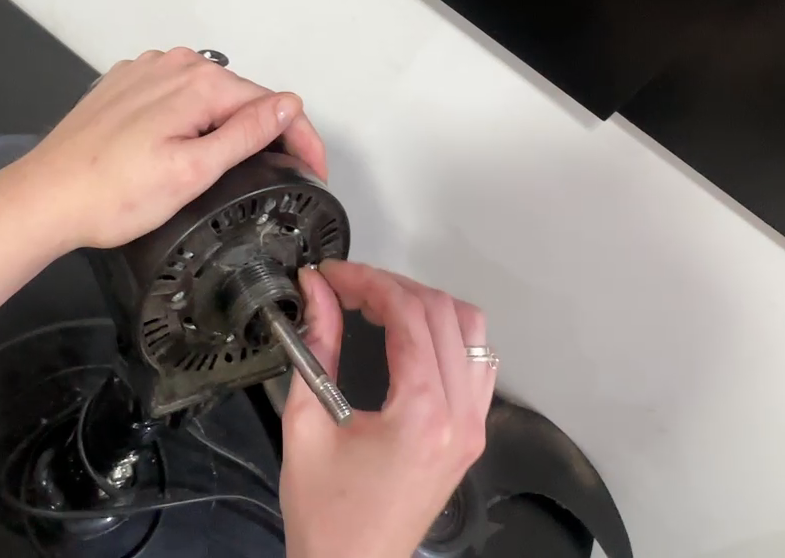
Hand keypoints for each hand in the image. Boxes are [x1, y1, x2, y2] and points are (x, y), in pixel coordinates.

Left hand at [0, 47, 326, 250]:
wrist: (44, 199)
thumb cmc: (112, 194)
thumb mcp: (195, 171)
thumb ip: (247, 133)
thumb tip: (289, 105)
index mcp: (199, 82)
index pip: (272, 104)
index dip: (301, 139)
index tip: (314, 171)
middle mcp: (175, 64)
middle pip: (242, 95)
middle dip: (267, 131)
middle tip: (283, 174)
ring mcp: (147, 70)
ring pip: (210, 94)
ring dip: (230, 123)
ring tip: (240, 164)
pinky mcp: (127, 84)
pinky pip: (178, 94)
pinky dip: (195, 117)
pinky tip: (190, 144)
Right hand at [280, 261, 493, 557]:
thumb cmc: (325, 510)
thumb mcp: (306, 423)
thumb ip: (316, 346)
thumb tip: (317, 290)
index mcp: (422, 413)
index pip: (408, 314)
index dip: (367, 281)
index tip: (331, 275)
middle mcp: (462, 413)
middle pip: (441, 311)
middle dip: (390, 285)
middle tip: (346, 286)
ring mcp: (475, 423)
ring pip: (470, 328)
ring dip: (424, 302)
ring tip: (378, 302)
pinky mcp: (473, 431)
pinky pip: (478, 359)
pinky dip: (448, 330)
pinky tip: (413, 332)